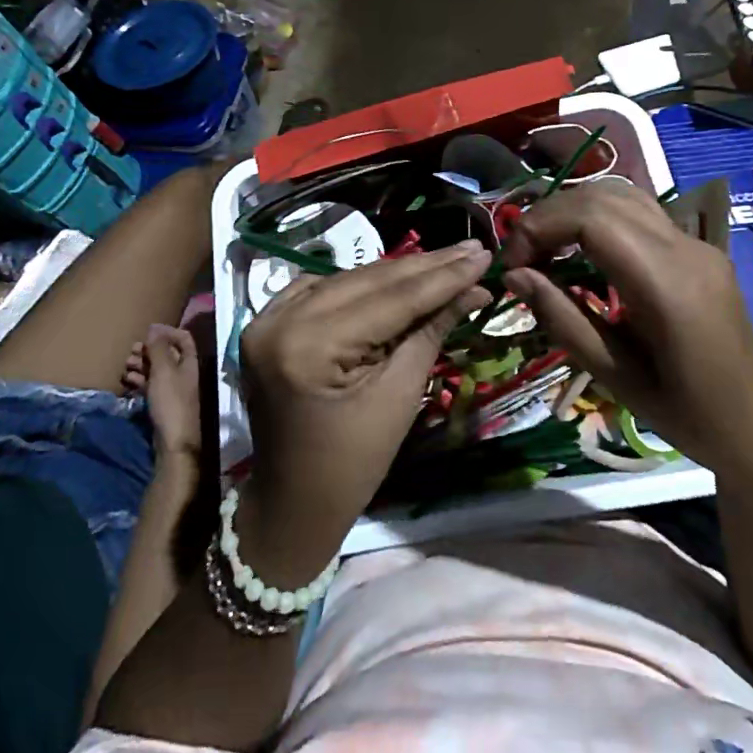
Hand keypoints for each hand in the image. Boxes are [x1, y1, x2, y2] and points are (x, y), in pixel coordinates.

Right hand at [124, 324, 202, 458]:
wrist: (173, 439)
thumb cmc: (171, 401)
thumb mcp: (164, 371)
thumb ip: (159, 349)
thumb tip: (154, 328)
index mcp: (190, 362)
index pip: (184, 338)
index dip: (168, 331)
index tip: (148, 331)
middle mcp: (183, 373)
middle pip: (167, 353)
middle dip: (149, 349)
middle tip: (131, 351)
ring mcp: (173, 388)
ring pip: (156, 369)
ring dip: (141, 364)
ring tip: (126, 365)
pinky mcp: (162, 402)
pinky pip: (150, 385)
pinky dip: (139, 380)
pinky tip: (126, 381)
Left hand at [239, 241, 490, 540]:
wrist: (294, 502)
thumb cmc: (353, 464)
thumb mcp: (400, 396)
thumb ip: (432, 331)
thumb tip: (474, 287)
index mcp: (308, 346)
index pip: (390, 299)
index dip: (443, 276)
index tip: (484, 255)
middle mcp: (280, 320)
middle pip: (368, 281)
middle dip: (426, 267)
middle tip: (473, 250)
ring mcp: (268, 319)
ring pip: (348, 280)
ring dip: (398, 273)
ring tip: (448, 260)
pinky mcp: (269, 323)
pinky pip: (325, 289)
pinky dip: (364, 285)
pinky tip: (398, 278)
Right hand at [497, 180, 752, 468]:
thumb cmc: (687, 415)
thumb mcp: (616, 377)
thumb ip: (564, 319)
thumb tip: (515, 275)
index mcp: (667, 283)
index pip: (592, 217)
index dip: (540, 227)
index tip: (512, 266)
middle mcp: (686, 249)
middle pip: (605, 196)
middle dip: (551, 216)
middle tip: (521, 259)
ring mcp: (698, 245)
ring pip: (624, 196)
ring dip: (575, 211)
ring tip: (545, 252)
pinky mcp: (700, 252)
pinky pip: (642, 216)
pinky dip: (600, 220)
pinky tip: (583, 254)